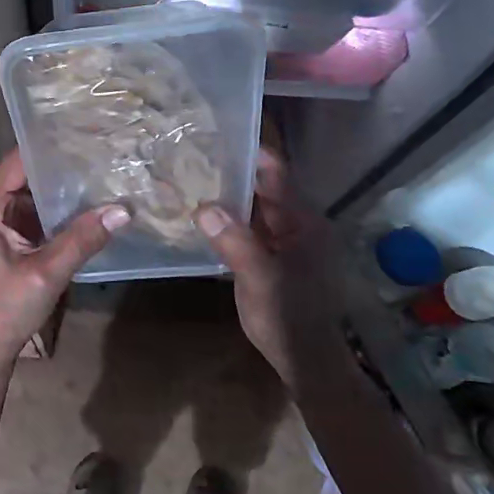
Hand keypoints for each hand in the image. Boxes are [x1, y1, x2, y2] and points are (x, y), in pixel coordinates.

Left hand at [0, 149, 128, 360]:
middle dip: (63, 163)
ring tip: (103, 169)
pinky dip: (64, 207)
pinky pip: (42, 212)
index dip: (47, 144)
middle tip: (103, 149)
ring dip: (66, 186)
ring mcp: (5, 223)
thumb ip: (82, 239)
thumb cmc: (6, 308)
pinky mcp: (18, 238)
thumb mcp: (47, 272)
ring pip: (38, 193)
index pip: (18, 160)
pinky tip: (93, 201)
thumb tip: (122, 210)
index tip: (83, 132)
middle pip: (29, 173)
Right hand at [196, 149, 344, 383]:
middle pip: (262, 187)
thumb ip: (236, 242)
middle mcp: (295, 224)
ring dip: (227, 195)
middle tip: (192, 155)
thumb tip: (204, 206)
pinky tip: (201, 216)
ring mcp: (283, 240)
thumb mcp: (260, 279)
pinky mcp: (270, 256)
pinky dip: (227, 219)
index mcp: (303, 221)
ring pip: (253, 207)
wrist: (303, 360)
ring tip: (190, 178)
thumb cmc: (288, 317)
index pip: (276, 173)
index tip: (217, 134)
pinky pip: (248, 227)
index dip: (251, 152)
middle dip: (231, 171)